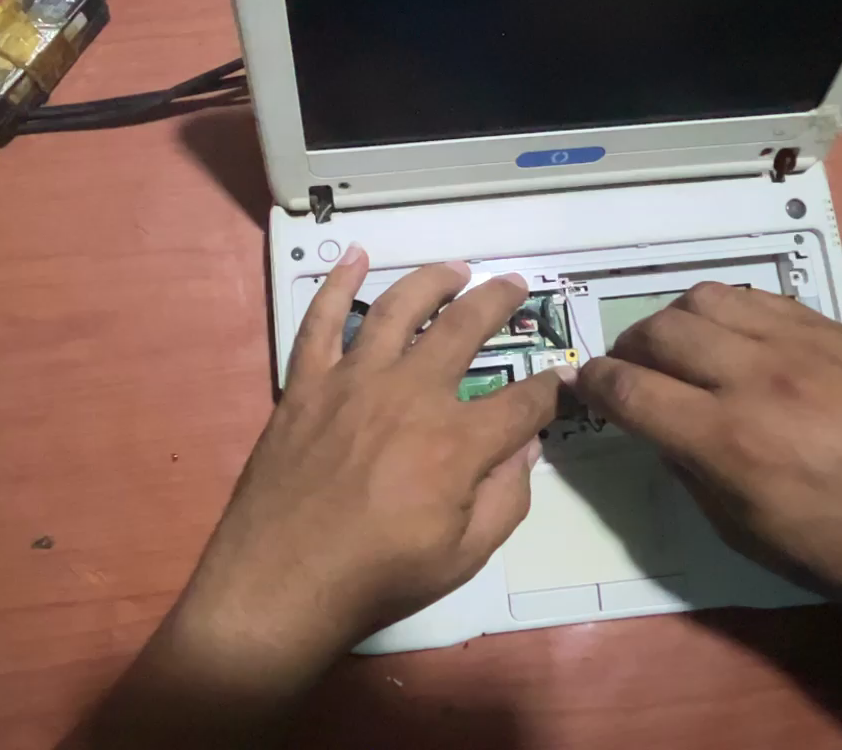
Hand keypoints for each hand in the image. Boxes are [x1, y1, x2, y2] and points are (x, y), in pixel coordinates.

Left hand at [163, 250, 561, 688]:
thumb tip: (527, 445)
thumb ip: (507, 498)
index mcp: (456, 441)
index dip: (551, 389)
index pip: (523, 402)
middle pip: (465, 328)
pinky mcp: (308, 381)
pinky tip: (354, 256)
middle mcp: (410, 393)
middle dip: (498, 301)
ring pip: (400, 308)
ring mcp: (354, 380)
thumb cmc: (376, 577)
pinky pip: (323, 320)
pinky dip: (338, 284)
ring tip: (455, 268)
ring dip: (432, 280)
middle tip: (513, 284)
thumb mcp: (464, 557)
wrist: (278, 583)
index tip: (563, 378)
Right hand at [575, 282, 841, 633]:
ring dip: (674, 323)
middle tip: (633, 373)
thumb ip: (687, 467)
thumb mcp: (748, 534)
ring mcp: (804, 345)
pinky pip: (757, 296)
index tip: (585, 387)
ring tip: (683, 351)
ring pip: (702, 298)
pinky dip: (726, 312)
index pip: (630, 389)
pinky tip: (735, 339)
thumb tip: (654, 421)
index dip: (594, 385)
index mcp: (734, 443)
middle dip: (628, 351)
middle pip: (657, 332)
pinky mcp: (839, 331)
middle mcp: (760, 380)